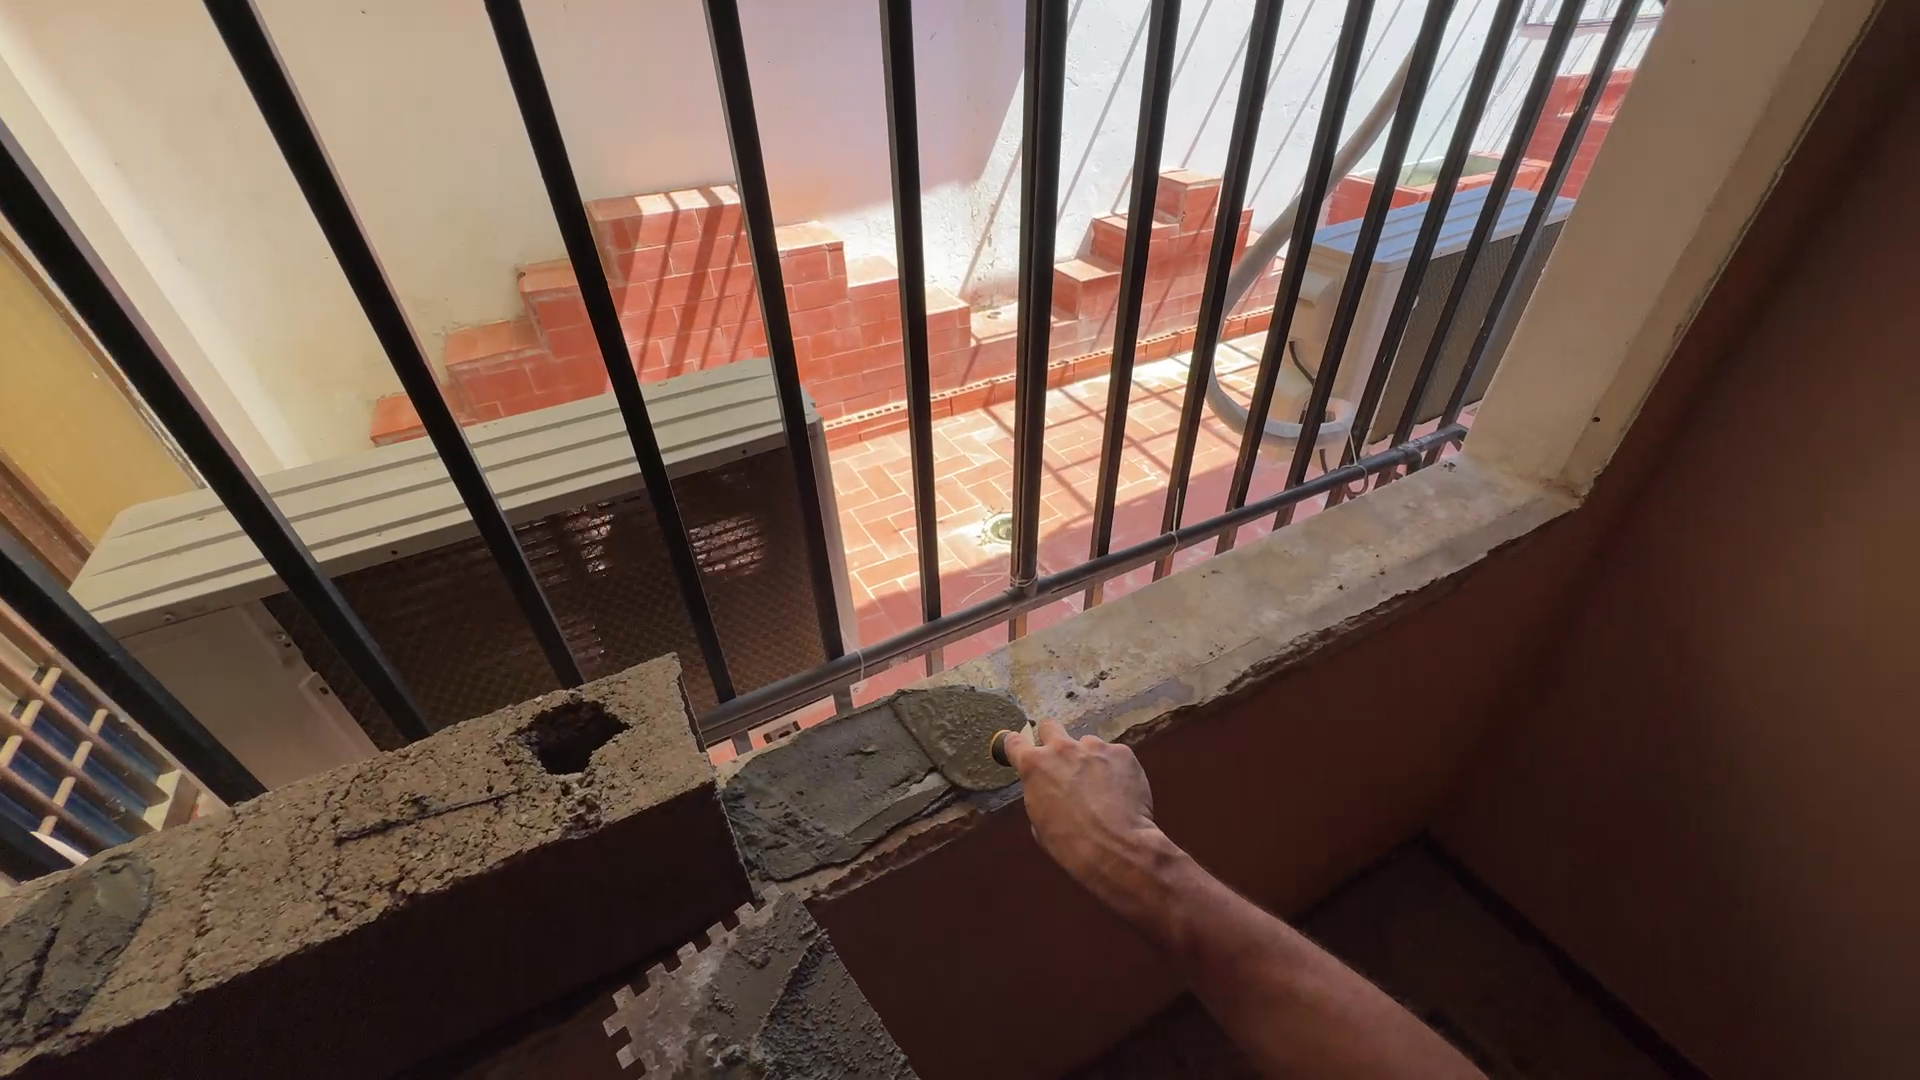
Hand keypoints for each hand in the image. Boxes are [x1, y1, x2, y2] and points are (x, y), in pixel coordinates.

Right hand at [999, 720, 1174, 913]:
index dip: (1016, 745)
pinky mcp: (1121, 752)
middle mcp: (1062, 748)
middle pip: (1050, 727)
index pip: (1014, 742)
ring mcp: (1094, 746)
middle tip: (1063, 762)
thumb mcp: (1040, 824)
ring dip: (1089, 760)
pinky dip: (1115, 770)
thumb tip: (1049, 791)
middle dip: (1053, 740)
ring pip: (1087, 745)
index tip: (1019, 748)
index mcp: (1035, 766)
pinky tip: (1122, 792)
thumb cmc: (1071, 845)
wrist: (1116, 849)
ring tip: (1102, 789)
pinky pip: (1114, 756)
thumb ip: (1040, 795)